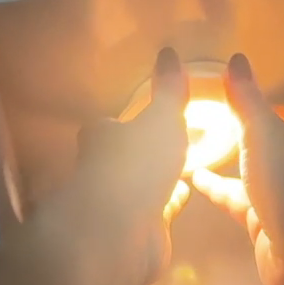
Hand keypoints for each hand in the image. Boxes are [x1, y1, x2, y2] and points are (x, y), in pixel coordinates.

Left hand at [42, 47, 192, 284]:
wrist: (122, 233)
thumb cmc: (137, 165)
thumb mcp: (160, 119)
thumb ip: (168, 91)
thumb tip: (167, 51)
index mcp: (100, 138)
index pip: (111, 127)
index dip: (128, 123)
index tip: (150, 118)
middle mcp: (102, 171)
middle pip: (124, 157)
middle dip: (144, 153)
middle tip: (173, 143)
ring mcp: (118, 204)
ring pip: (139, 186)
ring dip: (156, 179)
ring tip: (182, 168)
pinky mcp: (136, 231)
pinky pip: (157, 210)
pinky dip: (168, 203)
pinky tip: (183, 196)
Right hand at [189, 54, 283, 284]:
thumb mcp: (265, 136)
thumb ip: (247, 101)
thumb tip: (236, 59)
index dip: (257, 105)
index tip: (221, 100)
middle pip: (271, 141)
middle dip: (238, 134)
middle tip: (199, 122)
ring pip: (255, 173)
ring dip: (226, 163)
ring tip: (188, 147)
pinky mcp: (274, 225)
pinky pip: (243, 200)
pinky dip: (220, 190)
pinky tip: (190, 180)